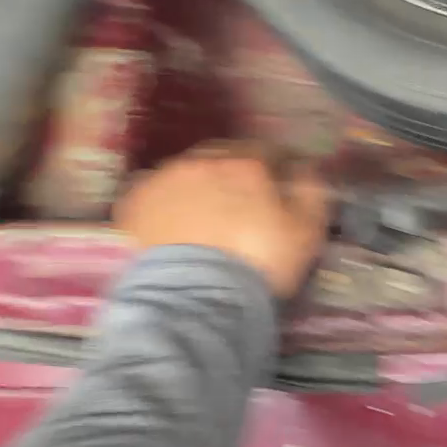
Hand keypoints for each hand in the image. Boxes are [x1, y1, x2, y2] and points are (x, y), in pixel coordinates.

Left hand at [115, 143, 329, 296]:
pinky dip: (170, 203)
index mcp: (249, 164)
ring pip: (190, 172)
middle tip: (245, 203)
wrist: (196, 294)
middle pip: (227, 156)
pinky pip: (158, 193)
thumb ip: (312, 193)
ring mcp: (165, 177)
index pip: (272, 152)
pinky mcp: (134, 200)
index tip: (284, 188)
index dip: (281, 169)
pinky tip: (178, 226)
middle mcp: (204, 160)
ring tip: (208, 218)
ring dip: (202, 186)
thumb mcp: (307, 232)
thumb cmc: (261, 262)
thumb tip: (307, 169)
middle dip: (238, 173)